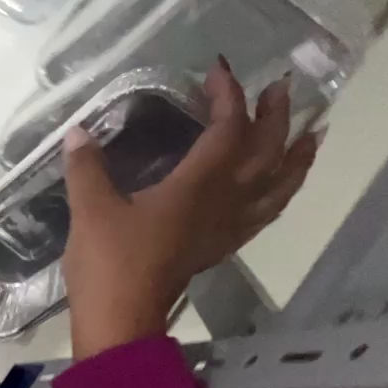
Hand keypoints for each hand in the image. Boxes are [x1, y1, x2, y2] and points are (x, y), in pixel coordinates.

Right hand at [62, 58, 319, 359]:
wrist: (120, 316)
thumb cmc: (108, 262)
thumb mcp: (89, 211)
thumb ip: (86, 170)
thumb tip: (77, 133)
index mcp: (197, 185)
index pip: (227, 128)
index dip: (227, 96)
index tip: (219, 71)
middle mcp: (225, 200)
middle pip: (266, 149)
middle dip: (275, 115)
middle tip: (278, 88)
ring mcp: (227, 226)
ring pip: (279, 182)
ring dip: (296, 153)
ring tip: (309, 133)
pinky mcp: (219, 246)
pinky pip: (266, 212)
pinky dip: (281, 192)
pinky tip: (278, 188)